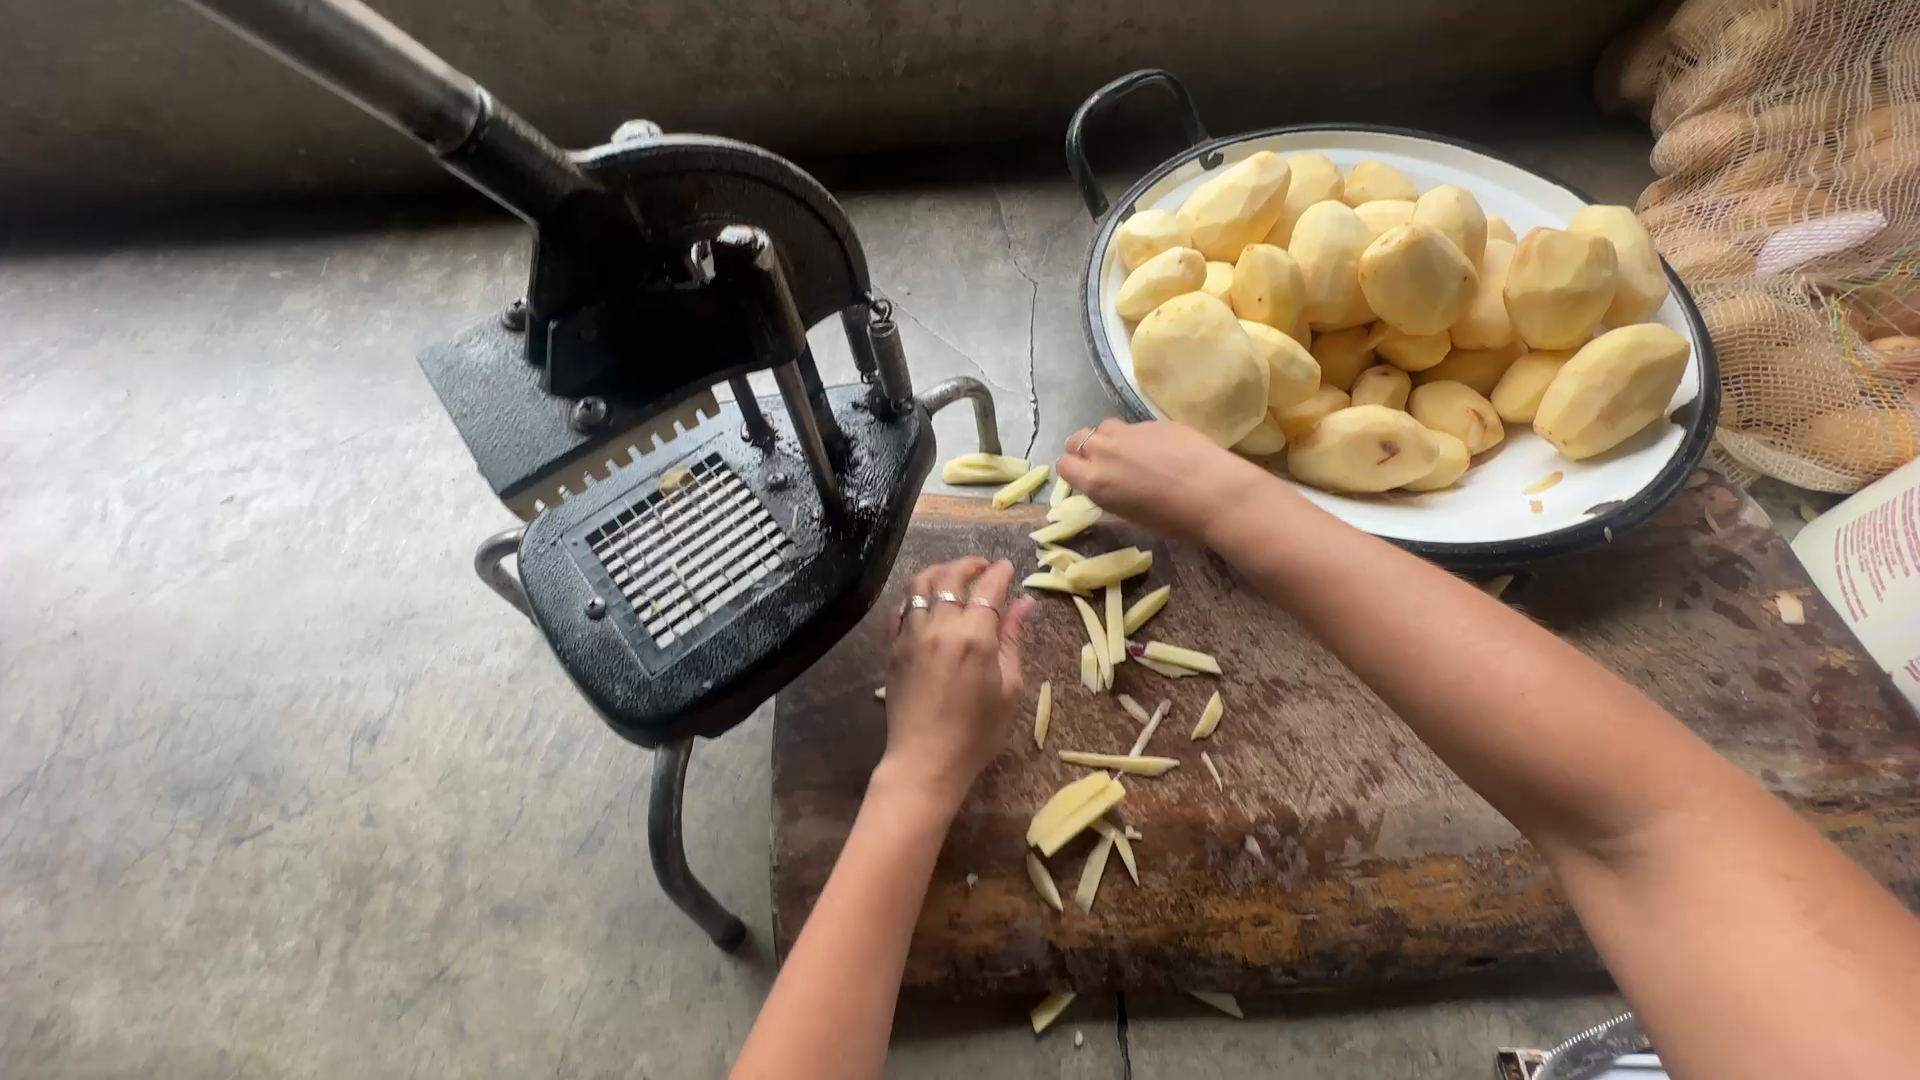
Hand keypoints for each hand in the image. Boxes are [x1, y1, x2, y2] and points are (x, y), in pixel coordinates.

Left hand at [878, 558, 1034, 813]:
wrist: (925, 760)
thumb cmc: (978, 732)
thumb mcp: (1009, 687)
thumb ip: (1012, 639)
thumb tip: (1024, 604)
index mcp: (975, 636)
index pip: (988, 587)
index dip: (1001, 572)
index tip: (1009, 566)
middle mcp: (940, 626)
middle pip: (951, 576)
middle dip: (970, 564)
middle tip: (983, 567)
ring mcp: (911, 635)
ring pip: (919, 584)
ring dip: (939, 573)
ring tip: (953, 578)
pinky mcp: (893, 648)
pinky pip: (900, 608)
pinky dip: (915, 596)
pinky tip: (926, 603)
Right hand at [1055, 419, 1277, 542]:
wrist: (1212, 491)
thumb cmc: (1171, 518)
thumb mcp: (1130, 514)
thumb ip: (1110, 493)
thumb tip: (1109, 483)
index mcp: (1095, 480)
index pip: (1064, 465)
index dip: (1073, 470)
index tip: (1084, 476)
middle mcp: (1104, 451)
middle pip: (1077, 440)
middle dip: (1083, 449)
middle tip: (1102, 462)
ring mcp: (1128, 432)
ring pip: (1104, 427)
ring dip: (1109, 438)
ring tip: (1128, 452)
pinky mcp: (1152, 421)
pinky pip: (1134, 426)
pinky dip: (1139, 436)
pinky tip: (1160, 450)